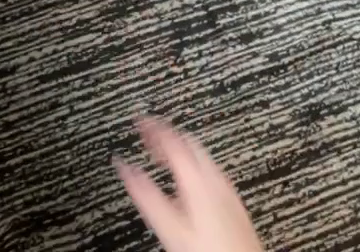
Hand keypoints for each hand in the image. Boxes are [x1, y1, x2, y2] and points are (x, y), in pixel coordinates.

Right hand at [118, 118, 265, 251]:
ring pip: (202, 155)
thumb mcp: (169, 225)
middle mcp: (215, 177)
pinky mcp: (234, 203)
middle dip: (166, 135)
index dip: (152, 126)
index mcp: (197, 177)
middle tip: (148, 138)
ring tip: (163, 157)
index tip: (139, 121)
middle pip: (188, 141)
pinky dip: (195, 166)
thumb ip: (146, 193)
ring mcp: (227, 189)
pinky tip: (190, 183)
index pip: (171, 137)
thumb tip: (125, 167)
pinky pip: (213, 172)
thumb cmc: (208, 249)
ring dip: (181, 150)